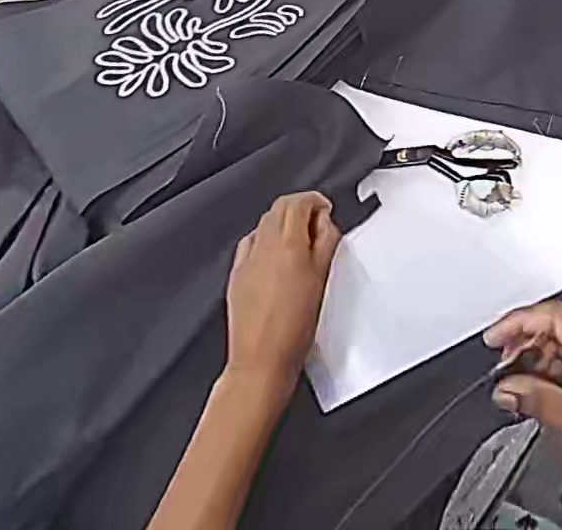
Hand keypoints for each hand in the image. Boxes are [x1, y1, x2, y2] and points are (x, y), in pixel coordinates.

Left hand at [224, 192, 341, 387]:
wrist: (261, 360)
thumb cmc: (294, 328)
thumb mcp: (322, 278)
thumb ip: (326, 241)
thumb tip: (326, 222)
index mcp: (288, 244)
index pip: (298, 202)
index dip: (315, 200)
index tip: (324, 209)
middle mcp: (264, 246)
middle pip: (280, 207)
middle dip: (299, 207)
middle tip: (315, 222)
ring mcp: (247, 259)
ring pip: (264, 222)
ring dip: (282, 221)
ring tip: (298, 239)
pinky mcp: (236, 273)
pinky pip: (250, 242)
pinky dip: (264, 238)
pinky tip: (274, 254)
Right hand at [485, 303, 561, 528]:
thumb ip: (543, 402)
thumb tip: (508, 386)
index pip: (554, 315)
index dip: (517, 324)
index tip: (493, 339)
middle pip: (558, 324)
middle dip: (526, 345)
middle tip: (501, 368)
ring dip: (538, 361)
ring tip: (517, 385)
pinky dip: (555, 372)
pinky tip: (539, 391)